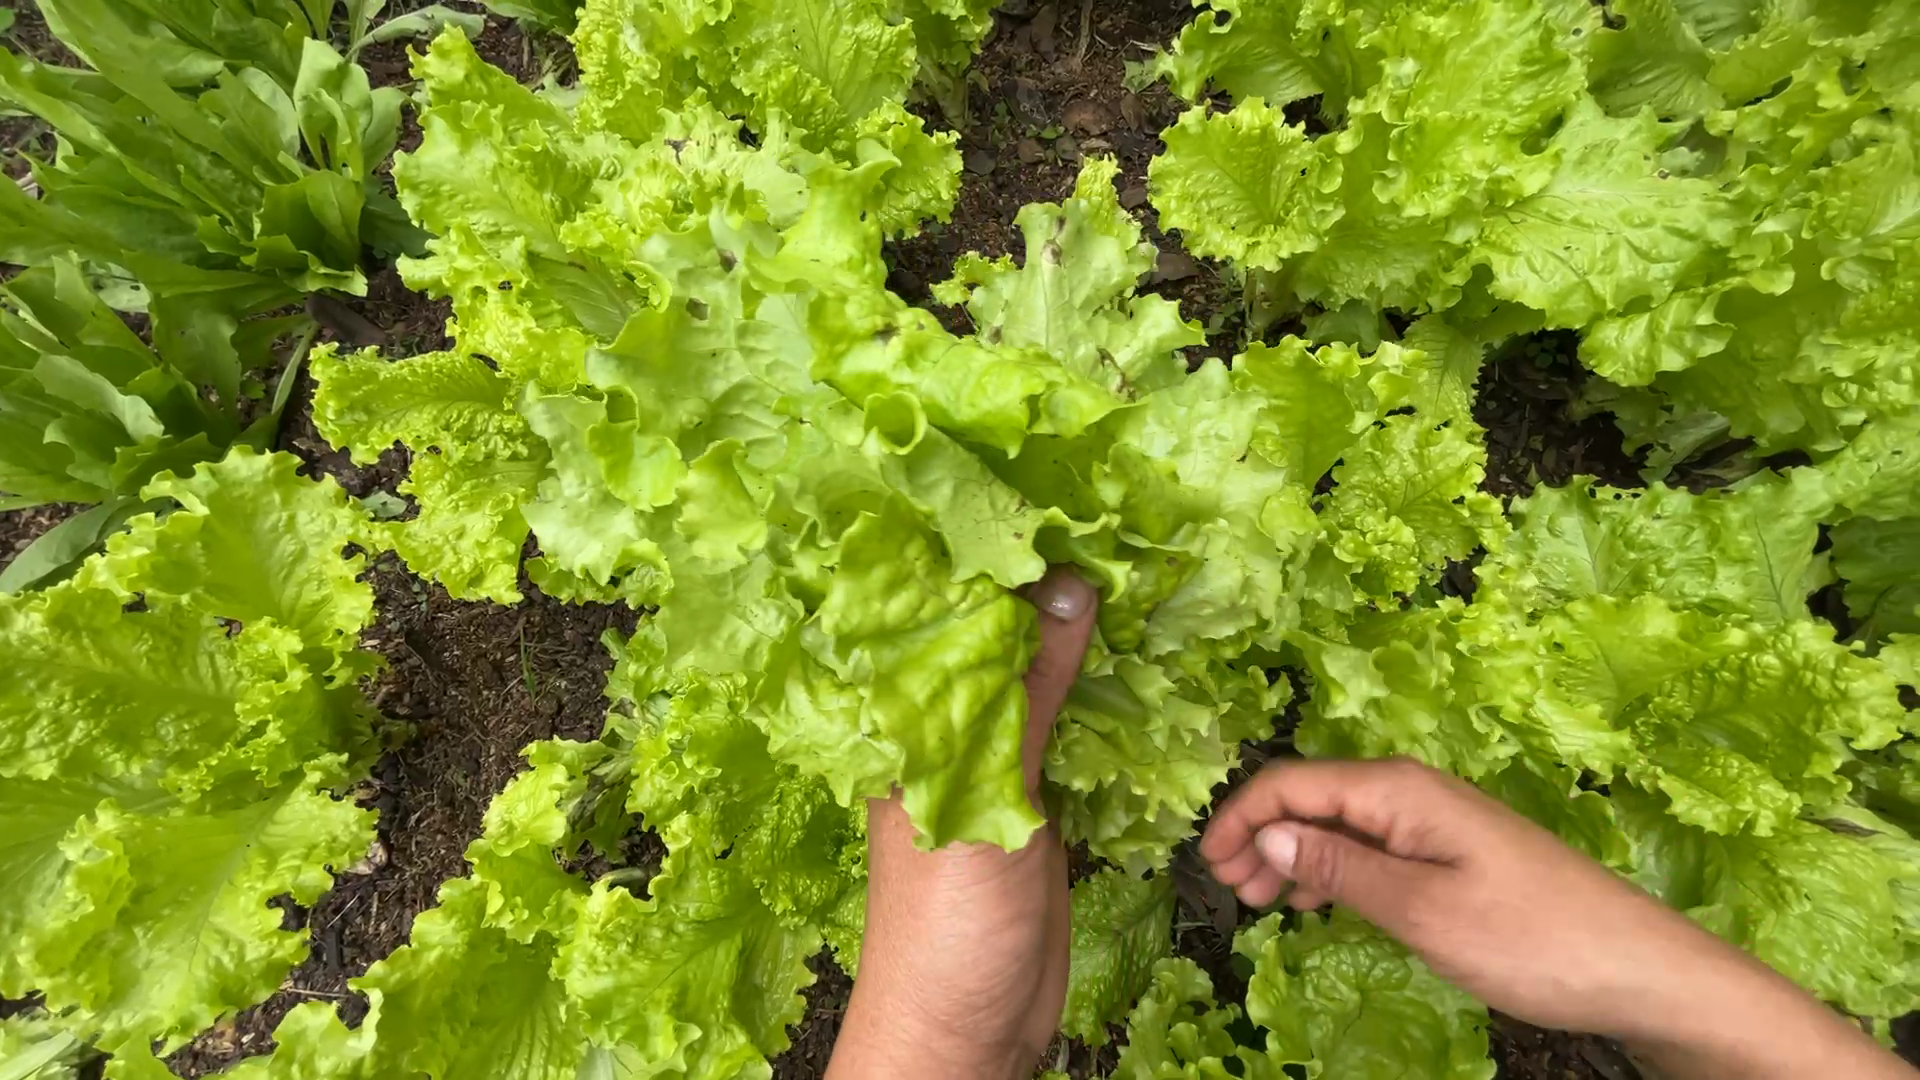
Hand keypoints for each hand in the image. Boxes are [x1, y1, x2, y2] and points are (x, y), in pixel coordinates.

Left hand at [827, 568, 1097, 1079]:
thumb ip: (1022, 693)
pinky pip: (1073, 728)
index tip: (1030, 506)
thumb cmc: (948, 913)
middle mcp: (949, 726)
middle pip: (997, 642)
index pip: (940, 616)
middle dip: (1041, 593)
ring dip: (1079, 641)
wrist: (972, 1025)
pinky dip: (1103, 696)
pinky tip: (1138, 661)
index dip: (979, 560)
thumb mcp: (984, 792)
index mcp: (909, 716)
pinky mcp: (1041, 794)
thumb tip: (1065, 588)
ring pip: (1040, 681)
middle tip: (1099, 530)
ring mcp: (998, 760)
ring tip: (1127, 577)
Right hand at [1201, 758, 1914, 1079]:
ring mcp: (1424, 818)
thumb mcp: (1420, 909)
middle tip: (1231, 890)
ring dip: (1288, 856)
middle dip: (1259, 837)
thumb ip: (1335, 866)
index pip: (1289, 784)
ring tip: (1259, 901)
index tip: (1210, 862)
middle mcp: (1402, 789)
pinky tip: (1313, 902)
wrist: (1650, 973)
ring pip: (1332, 824)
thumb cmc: (1529, 938)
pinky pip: (1364, 846)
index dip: (1241, 817)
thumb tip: (1264, 836)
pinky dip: (1327, 870)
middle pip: (1306, 799)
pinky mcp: (1441, 848)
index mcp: (1392, 788)